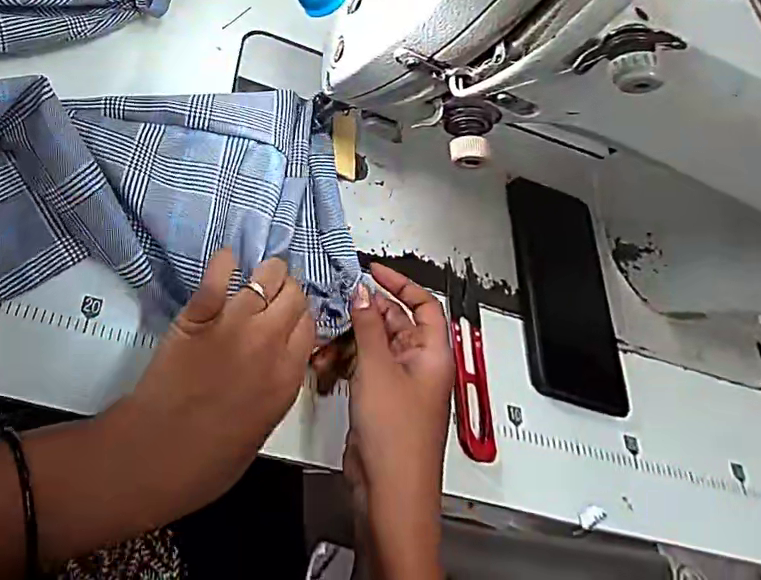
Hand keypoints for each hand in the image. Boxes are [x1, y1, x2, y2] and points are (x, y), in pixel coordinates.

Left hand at [101, 247, 316, 515]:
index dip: (299, 315)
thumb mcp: (264, 422)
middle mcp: (268, 343)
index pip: (309, 325)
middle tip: (271, 291)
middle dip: (286, 288)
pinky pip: (218, 275)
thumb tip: (275, 358)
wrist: (162, 450)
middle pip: (293, 295)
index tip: (288, 314)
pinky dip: (224, 262)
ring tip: (254, 274)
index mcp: (287, 376)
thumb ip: (275, 383)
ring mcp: (233, 323)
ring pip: (265, 277)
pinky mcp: (198, 313)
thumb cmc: (213, 455)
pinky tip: (226, 258)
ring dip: (264, 272)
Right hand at [343, 263, 452, 576]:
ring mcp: (399, 383)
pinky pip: (362, 364)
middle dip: (365, 311)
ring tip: (327, 335)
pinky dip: (344, 358)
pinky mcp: (380, 397)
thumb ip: (368, 324)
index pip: (424, 304)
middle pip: (395, 322)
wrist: (388, 490)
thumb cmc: (397, 439)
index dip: (400, 283)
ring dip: (349, 337)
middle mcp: (420, 366)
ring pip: (373, 343)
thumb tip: (363, 292)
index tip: (373, 269)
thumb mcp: (377, 366)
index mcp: (434, 355)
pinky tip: (326, 361)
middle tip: (338, 299)